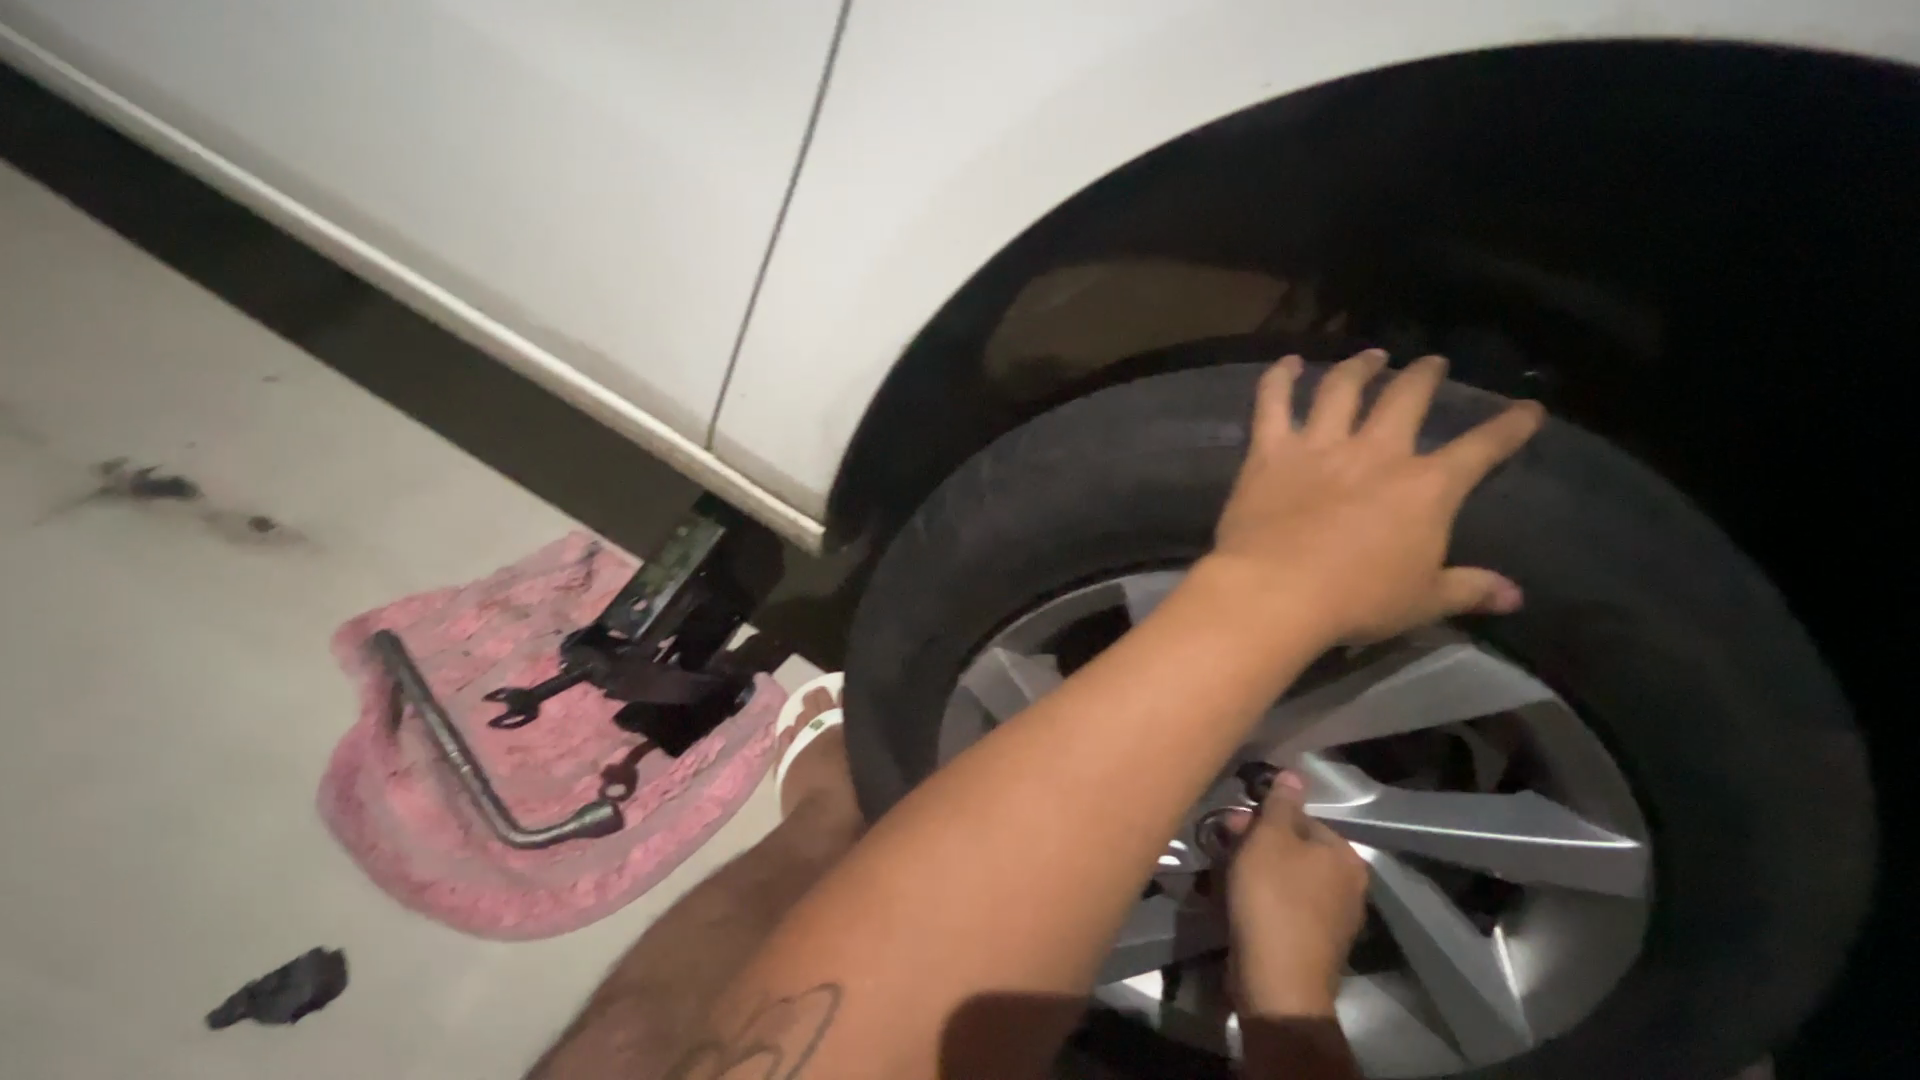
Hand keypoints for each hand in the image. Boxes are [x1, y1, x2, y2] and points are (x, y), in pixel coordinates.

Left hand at [1210, 350, 1543, 644]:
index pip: (1481, 448)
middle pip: (1407, 398)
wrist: (1276, 590)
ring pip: (1342, 388)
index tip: (1527, 409)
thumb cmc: (1357, 601)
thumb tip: (1515, 596)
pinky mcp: (1270, 452)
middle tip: (1432, 363)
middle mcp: (1376, 452)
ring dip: (1359, 366)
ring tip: (1370, 355)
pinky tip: (1287, 363)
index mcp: (1427, 487)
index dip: (1509, 427)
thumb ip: (1469, 590)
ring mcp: (1320, 446)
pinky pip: (1272, 402)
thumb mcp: (1423, 601)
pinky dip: (1279, 377)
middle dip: (1425, 376)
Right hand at [1225, 772, 1369, 1017]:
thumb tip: (1294, 773)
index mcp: (1345, 856)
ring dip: (1255, 872)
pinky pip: (1284, 907)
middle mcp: (1349, 885)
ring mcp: (1334, 918)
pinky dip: (1262, 900)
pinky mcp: (1314, 943)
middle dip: (1255, 844)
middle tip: (1221, 848)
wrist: (1278, 981)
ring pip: (1286, 878)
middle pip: (1294, 849)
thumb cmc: (1272, 898)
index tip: (1229, 825)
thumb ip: (1280, 803)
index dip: (1261, 818)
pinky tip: (1238, 903)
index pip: (1300, 818)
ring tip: (1222, 876)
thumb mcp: (1269, 839)